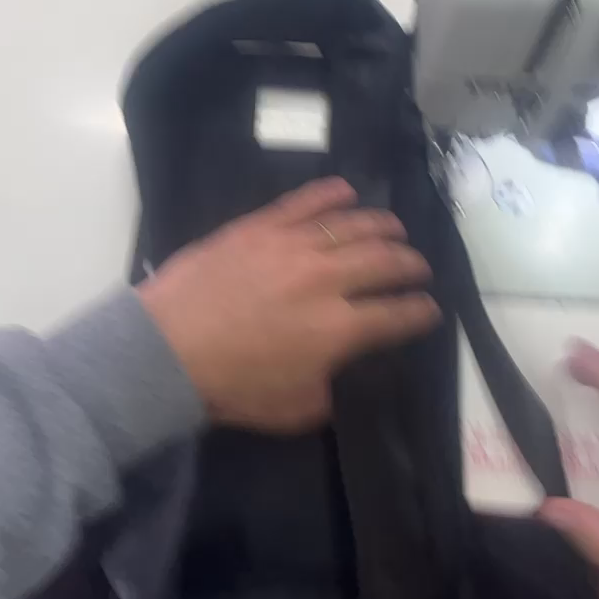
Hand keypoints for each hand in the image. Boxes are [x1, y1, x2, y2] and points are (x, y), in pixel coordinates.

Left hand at [138, 177, 439, 431]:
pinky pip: (303, 202)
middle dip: (410, 265)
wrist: (167, 349)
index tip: (430, 309)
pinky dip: (329, 193)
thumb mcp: (294, 408)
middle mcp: (325, 280)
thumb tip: (341, 365)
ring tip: (395, 228)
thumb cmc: (230, 386)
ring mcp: (292, 246)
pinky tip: (347, 190)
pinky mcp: (260, 227)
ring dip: (381, 225)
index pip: (396, 315)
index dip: (420, 312)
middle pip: (383, 262)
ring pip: (351, 225)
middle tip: (418, 268)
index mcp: (338, 329)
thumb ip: (330, 387)